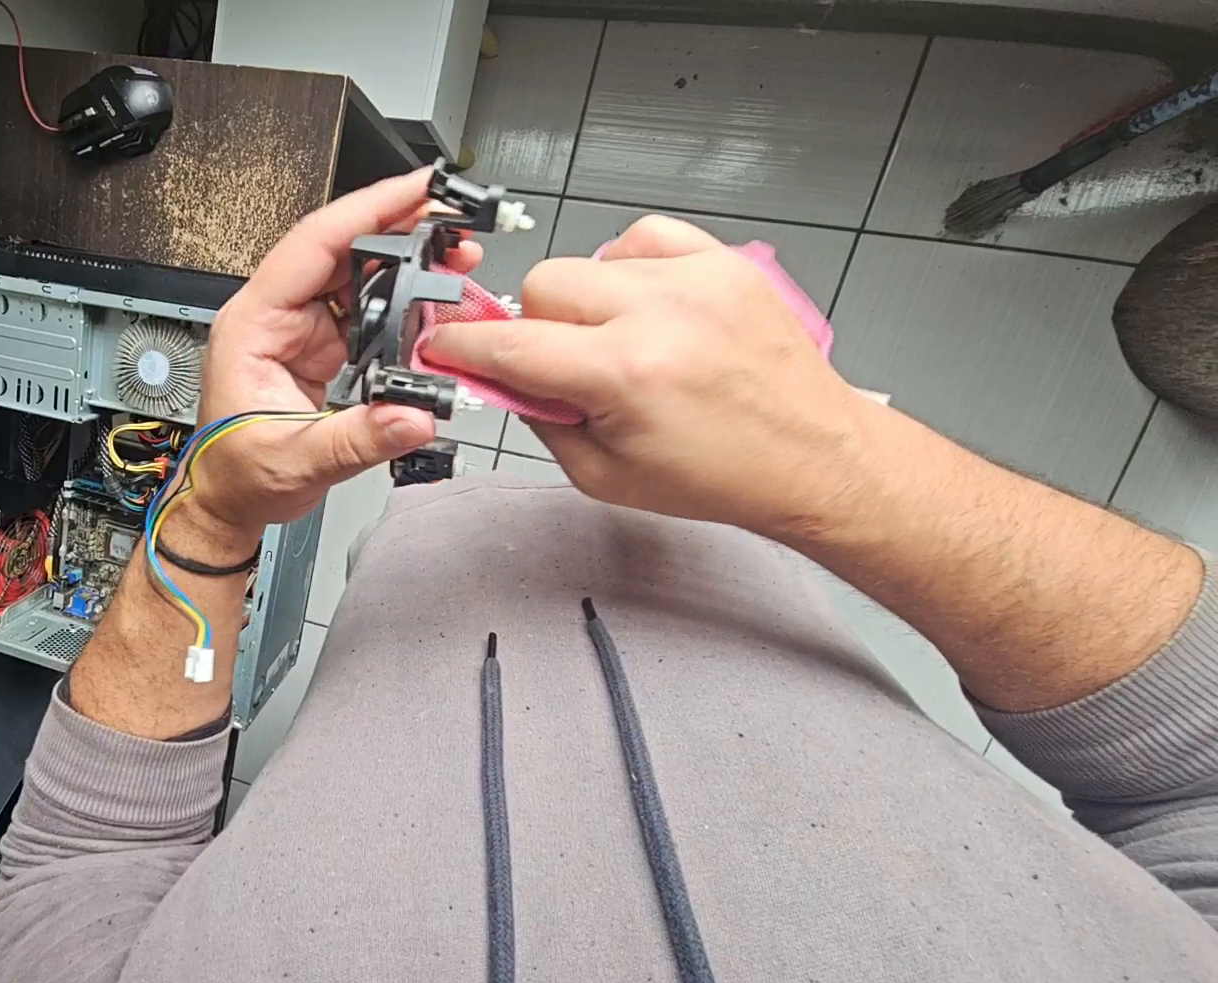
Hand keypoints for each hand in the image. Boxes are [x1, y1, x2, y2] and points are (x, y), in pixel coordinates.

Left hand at [184, 169, 480, 538]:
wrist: (229, 500)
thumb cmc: (237, 476)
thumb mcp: (295, 460)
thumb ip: (358, 439)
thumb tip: (416, 416)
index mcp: (252, 325)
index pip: (312, 245)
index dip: (367, 211)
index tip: (416, 192)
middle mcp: (273, 318)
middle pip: (339, 251)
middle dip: (398, 232)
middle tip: (453, 227)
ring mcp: (296, 331)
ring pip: (354, 278)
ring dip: (403, 267)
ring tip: (451, 262)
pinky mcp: (317, 349)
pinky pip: (362, 314)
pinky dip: (397, 307)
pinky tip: (427, 306)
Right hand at [424, 215, 875, 540]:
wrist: (811, 457)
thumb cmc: (716, 476)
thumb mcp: (600, 474)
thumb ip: (539, 418)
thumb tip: (500, 378)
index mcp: (625, 373)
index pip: (510, 345)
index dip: (461, 346)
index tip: (442, 345)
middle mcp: (661, 312)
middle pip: (541, 285)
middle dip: (531, 328)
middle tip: (554, 365)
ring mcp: (696, 278)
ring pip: (585, 259)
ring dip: (578, 304)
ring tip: (610, 342)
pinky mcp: (722, 262)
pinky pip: (640, 237)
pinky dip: (622, 270)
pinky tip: (638, 307)